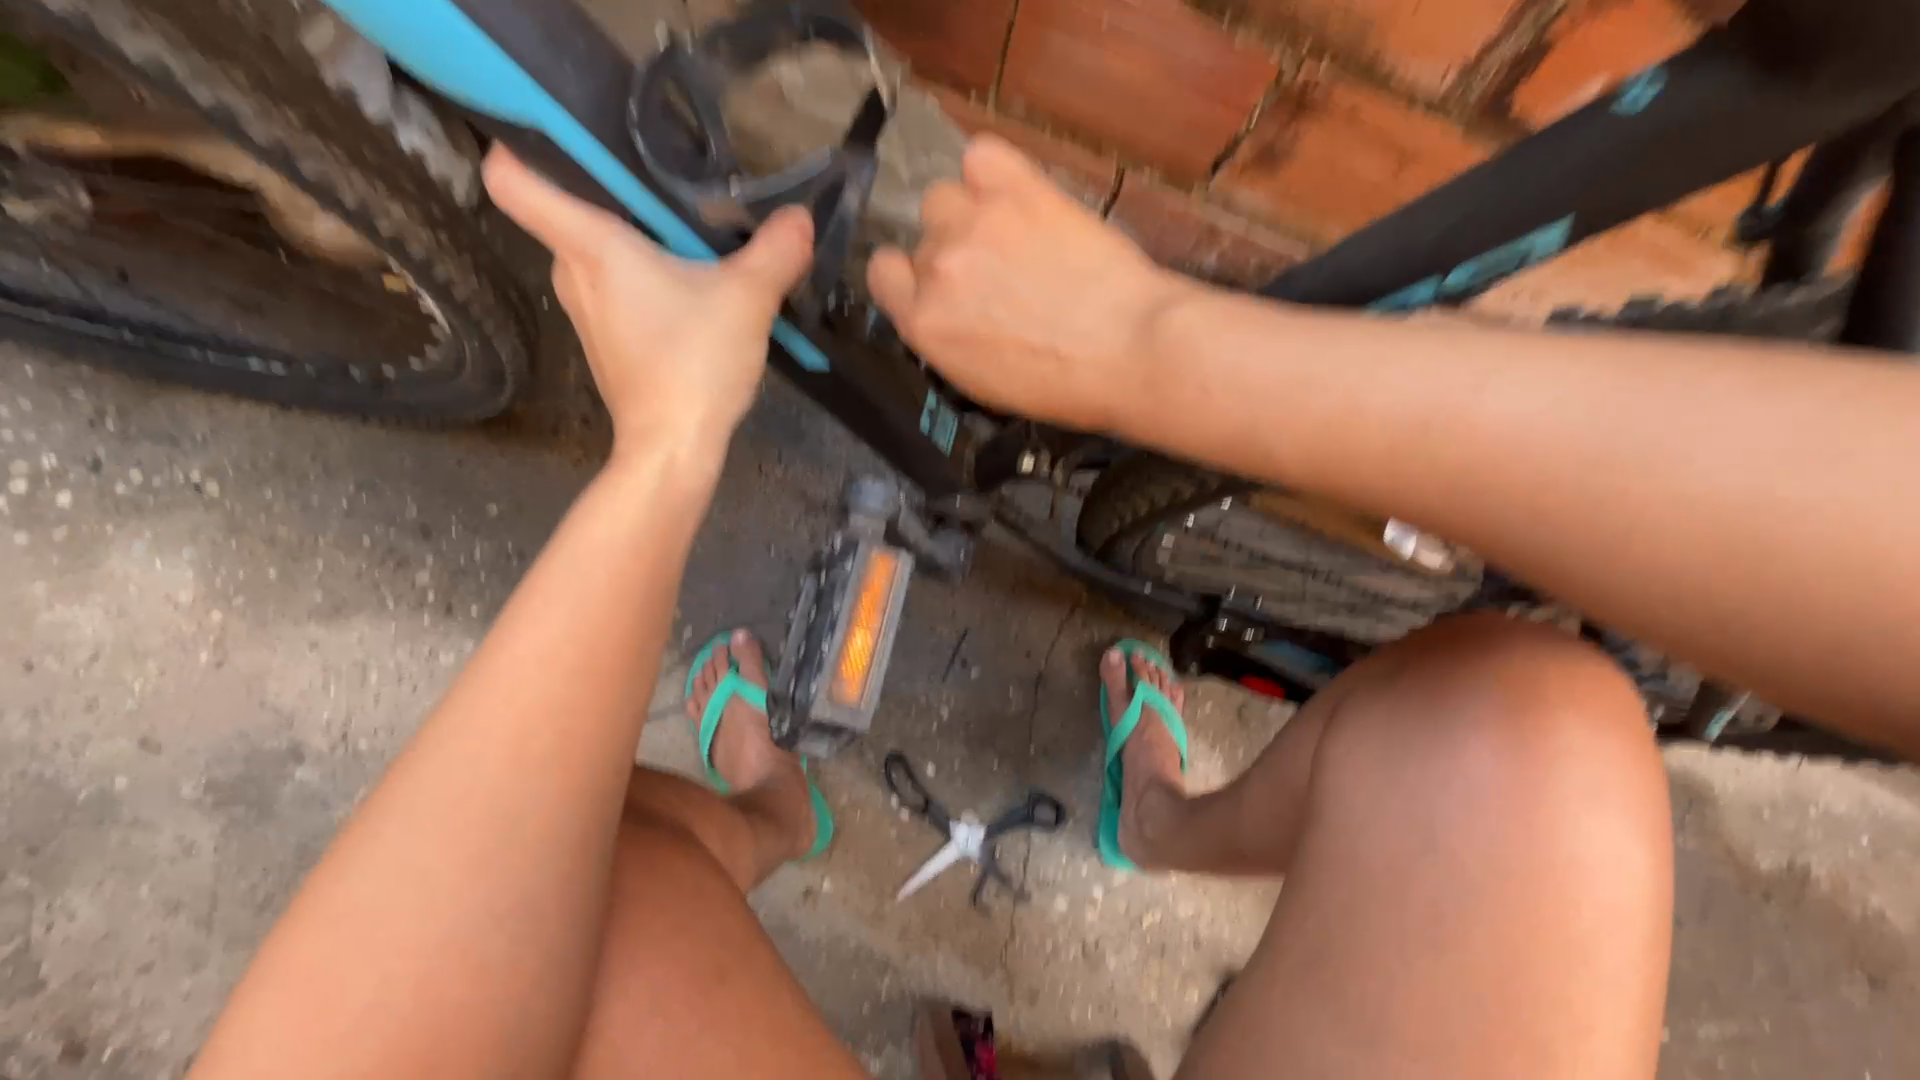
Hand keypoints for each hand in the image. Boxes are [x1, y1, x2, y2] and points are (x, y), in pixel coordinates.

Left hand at [483, 147, 813, 459]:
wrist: (672, 447)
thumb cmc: (694, 365)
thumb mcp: (747, 299)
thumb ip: (775, 251)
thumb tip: (799, 219)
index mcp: (589, 245)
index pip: (512, 177)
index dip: (523, 142)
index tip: (568, 131)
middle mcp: (571, 271)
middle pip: (573, 207)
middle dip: (621, 194)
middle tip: (678, 189)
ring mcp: (583, 308)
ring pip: (600, 249)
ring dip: (641, 240)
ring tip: (696, 241)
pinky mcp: (604, 337)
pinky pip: (615, 285)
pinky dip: (645, 278)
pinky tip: (692, 290)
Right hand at [867, 136, 1190, 433]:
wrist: (1130, 351)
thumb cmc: (1066, 384)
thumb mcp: (983, 381)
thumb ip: (948, 335)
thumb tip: (947, 307)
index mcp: (924, 324)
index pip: (883, 274)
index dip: (911, 279)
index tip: (941, 287)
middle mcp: (937, 267)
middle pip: (923, 238)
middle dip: (953, 254)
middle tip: (1000, 274)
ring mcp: (975, 223)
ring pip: (944, 196)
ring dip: (970, 213)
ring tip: (1014, 235)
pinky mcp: (1019, 191)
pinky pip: (981, 154)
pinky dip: (993, 171)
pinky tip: (1017, 194)